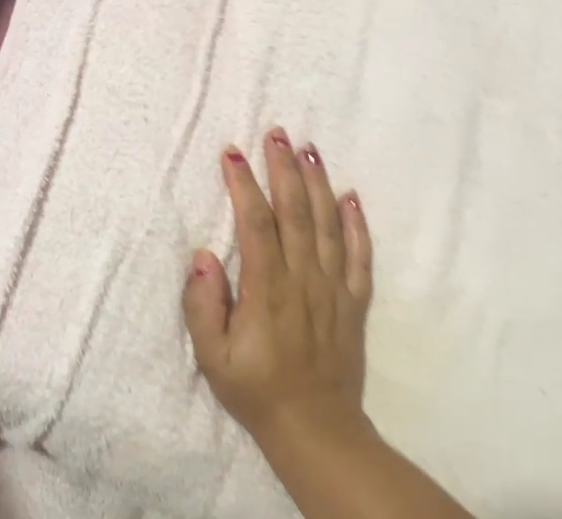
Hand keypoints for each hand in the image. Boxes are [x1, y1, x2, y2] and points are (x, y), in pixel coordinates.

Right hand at [184, 127, 374, 450]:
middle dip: (283, 169)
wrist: (316, 429)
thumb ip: (202, 306)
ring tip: (308, 148)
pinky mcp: (354, 303)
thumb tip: (202, 256)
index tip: (232, 153)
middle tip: (276, 132)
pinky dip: (356, 224)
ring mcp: (333, 290)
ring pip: (326, 225)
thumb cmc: (255, 389)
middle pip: (295, 213)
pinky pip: (359, 256)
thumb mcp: (212, 358)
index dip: (244, 186)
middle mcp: (304, 281)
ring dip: (317, 183)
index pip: (255, 224)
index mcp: (267, 291)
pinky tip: (351, 196)